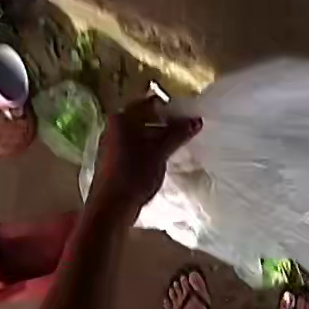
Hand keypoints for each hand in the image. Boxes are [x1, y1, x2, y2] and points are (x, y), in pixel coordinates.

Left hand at [87, 97, 201, 223]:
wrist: (112, 206)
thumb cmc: (135, 174)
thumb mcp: (160, 152)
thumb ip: (178, 134)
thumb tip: (197, 120)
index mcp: (121, 118)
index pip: (150, 103)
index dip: (170, 109)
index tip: (187, 119)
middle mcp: (113, 126)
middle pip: (145, 118)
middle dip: (166, 124)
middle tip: (185, 133)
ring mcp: (111, 143)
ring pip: (140, 133)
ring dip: (158, 138)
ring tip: (177, 147)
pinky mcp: (114, 159)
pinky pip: (135, 146)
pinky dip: (149, 149)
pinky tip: (161, 160)